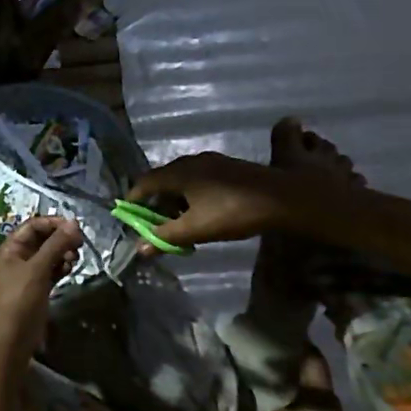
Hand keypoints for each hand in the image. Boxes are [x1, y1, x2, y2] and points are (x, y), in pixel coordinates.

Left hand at [0, 216, 82, 356]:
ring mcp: (28, 273)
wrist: (12, 338)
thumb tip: (74, 223)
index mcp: (10, 248)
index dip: (53, 223)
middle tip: (79, 243)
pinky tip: (70, 269)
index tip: (75, 227)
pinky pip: (52, 270)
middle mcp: (18, 257)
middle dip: (61, 238)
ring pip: (49, 255)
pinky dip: (61, 267)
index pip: (33, 226)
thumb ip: (56, 244)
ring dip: (63, 253)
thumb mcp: (37, 268)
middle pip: (42, 239)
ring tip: (74, 259)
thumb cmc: (20, 299)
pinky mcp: (38, 287)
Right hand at [127, 153, 298, 252]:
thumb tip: (139, 247)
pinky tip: (202, 213)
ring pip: (182, 180)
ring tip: (179, 224)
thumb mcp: (195, 228)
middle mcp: (191, 162)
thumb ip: (165, 237)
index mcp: (179, 172)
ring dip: (175, 201)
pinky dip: (191, 196)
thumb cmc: (232, 211)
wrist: (281, 197)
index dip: (134, 200)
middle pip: (163, 180)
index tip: (128, 216)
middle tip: (155, 226)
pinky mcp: (228, 168)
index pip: (144, 182)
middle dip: (155, 203)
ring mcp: (212, 162)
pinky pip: (199, 180)